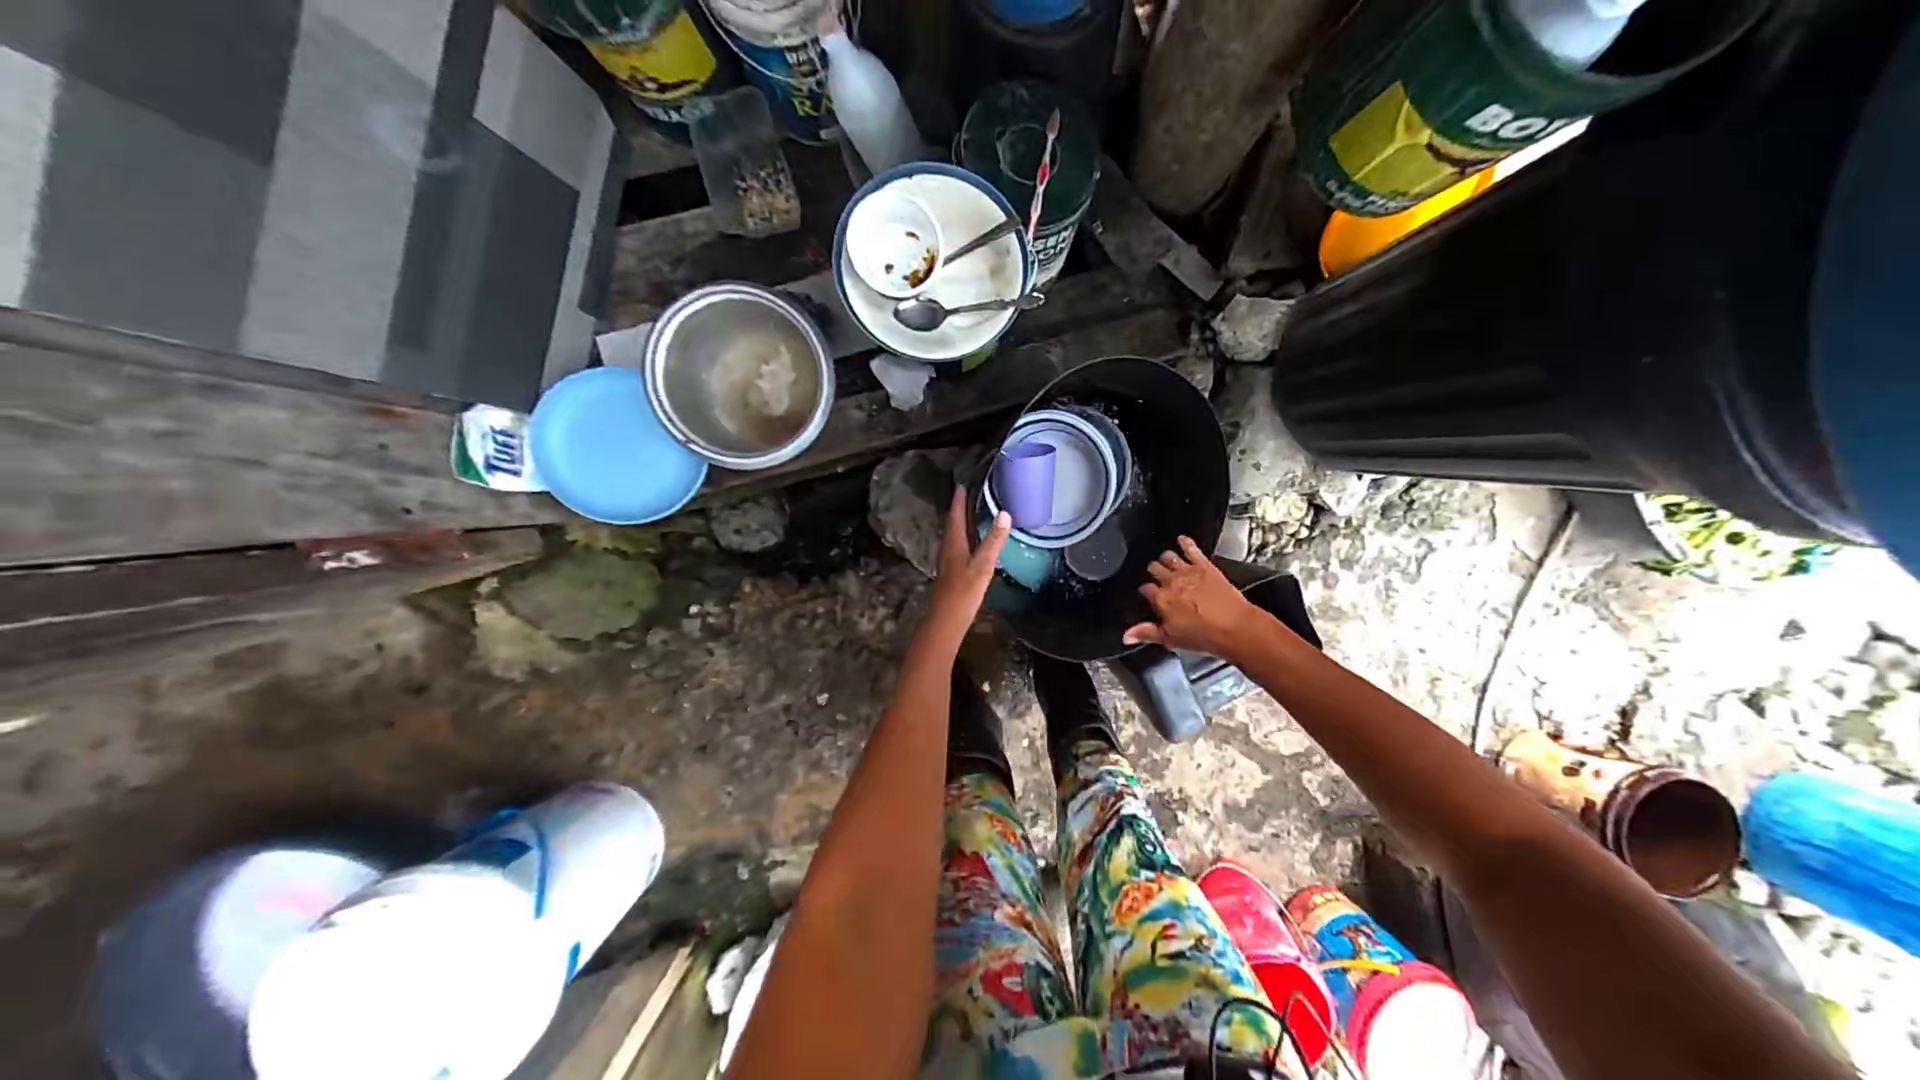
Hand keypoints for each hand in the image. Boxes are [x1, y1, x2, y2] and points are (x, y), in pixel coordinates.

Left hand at [919, 487, 1010, 654]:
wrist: (946, 621)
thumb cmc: (963, 593)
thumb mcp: (982, 566)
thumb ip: (993, 540)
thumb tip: (1004, 513)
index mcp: (953, 543)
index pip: (955, 514)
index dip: (959, 499)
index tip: (962, 483)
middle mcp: (948, 549)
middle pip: (953, 523)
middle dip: (960, 507)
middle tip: (970, 492)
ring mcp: (949, 561)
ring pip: (955, 535)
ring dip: (962, 522)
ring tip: (973, 512)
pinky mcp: (952, 572)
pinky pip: (958, 546)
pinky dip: (965, 537)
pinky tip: (973, 542)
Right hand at [1123, 536, 1266, 657]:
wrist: (1234, 627)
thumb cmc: (1204, 635)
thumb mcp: (1171, 639)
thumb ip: (1146, 633)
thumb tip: (1126, 636)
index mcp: (1161, 599)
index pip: (1145, 589)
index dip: (1145, 591)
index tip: (1148, 594)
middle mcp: (1171, 582)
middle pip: (1154, 569)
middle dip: (1154, 571)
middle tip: (1156, 575)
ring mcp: (1188, 571)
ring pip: (1169, 557)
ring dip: (1166, 558)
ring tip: (1166, 561)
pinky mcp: (1205, 566)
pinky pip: (1191, 549)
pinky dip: (1185, 542)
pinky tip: (1182, 539)